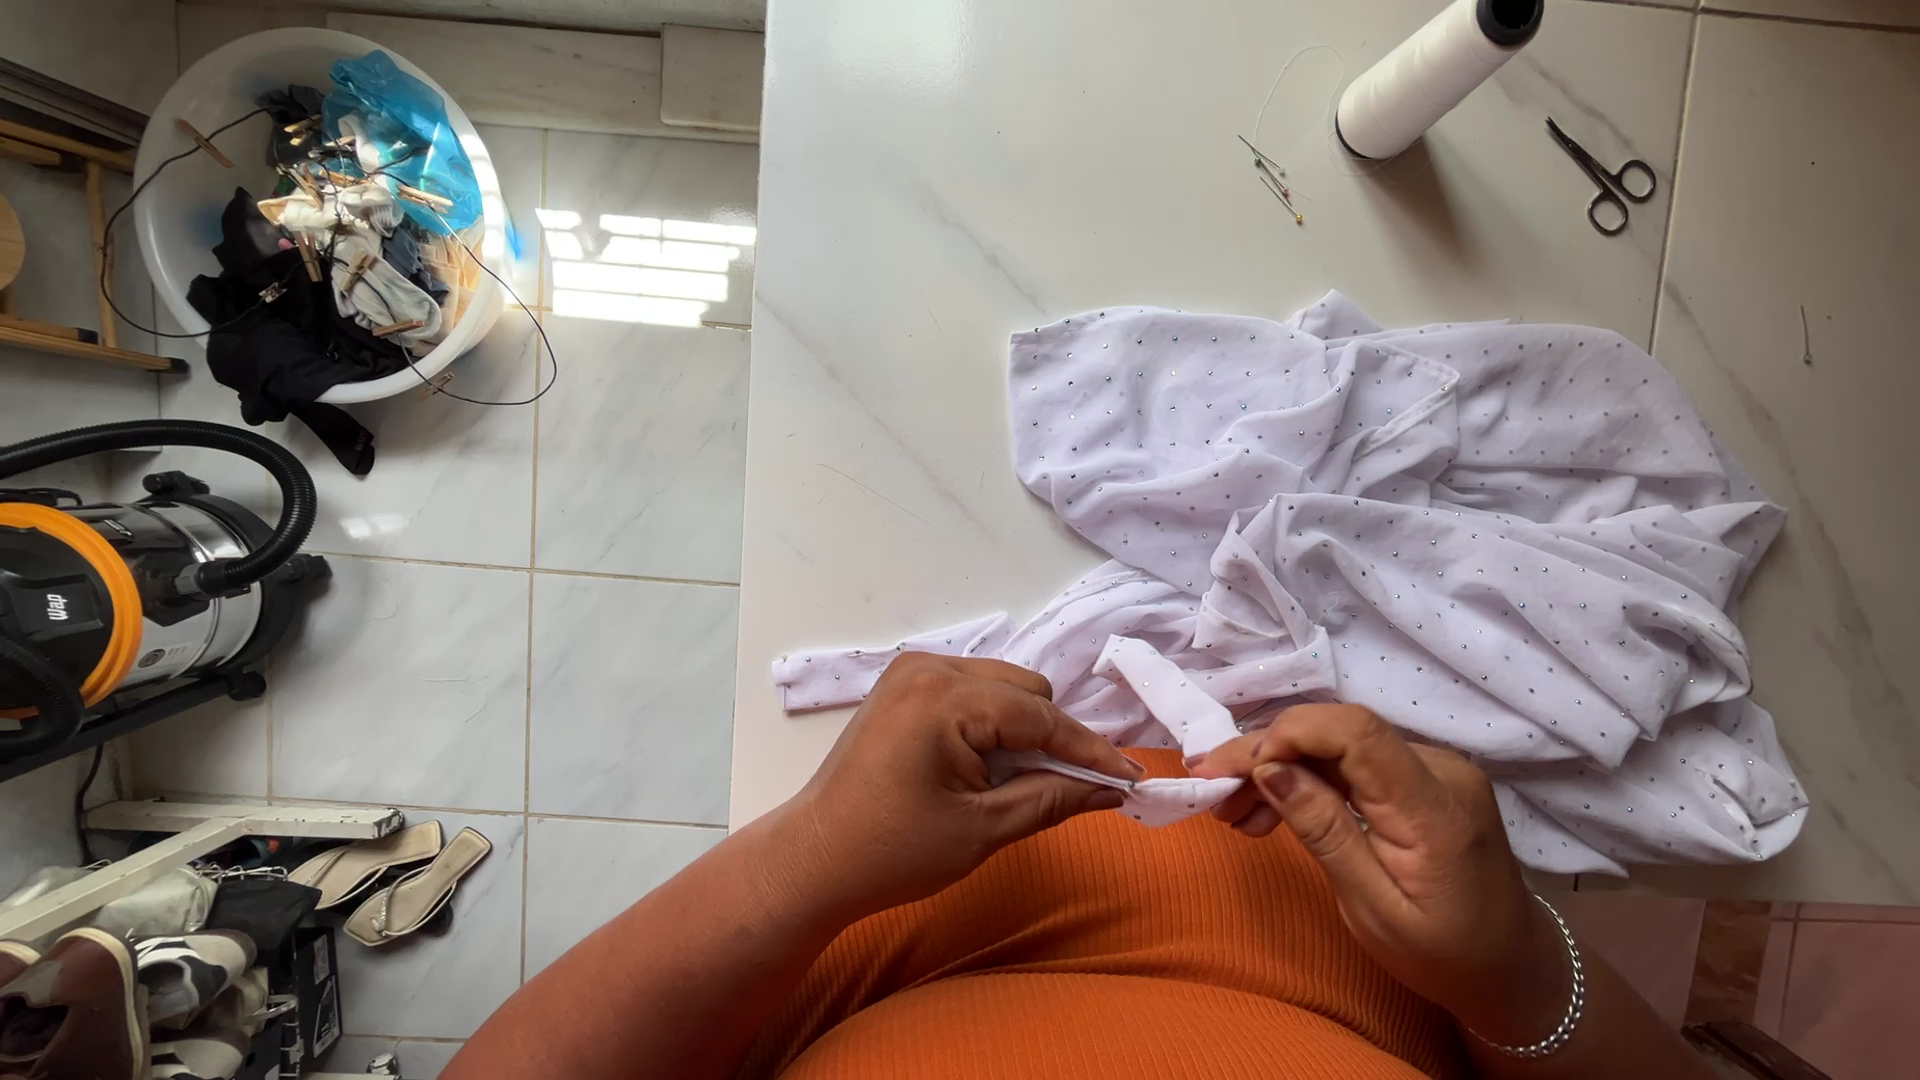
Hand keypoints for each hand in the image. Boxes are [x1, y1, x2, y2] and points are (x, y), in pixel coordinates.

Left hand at [778, 653, 1142, 918]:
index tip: (1130, 777)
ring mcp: (913, 670)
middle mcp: (930, 667)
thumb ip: (1051, 799)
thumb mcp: (983, 829)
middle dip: (1051, 737)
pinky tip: (984, 760)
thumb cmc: (894, 851)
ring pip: (1001, 685)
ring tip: (1013, 779)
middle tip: (1061, 788)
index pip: (1039, 716)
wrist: (817, 856)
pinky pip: (972, 687)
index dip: (1089, 750)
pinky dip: (991, 720)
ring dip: (1021, 727)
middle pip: (1024, 690)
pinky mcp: (904, 683)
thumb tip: (1110, 789)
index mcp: (945, 697)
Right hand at [1192, 705, 1570, 1041]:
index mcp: (1434, 809)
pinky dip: (1301, 778)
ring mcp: (1426, 767)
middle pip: (1333, 733)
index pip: (1357, 732)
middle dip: (1263, 753)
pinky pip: (1345, 761)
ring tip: (1230, 809)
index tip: (1240, 771)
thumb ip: (1324, 831)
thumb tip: (1269, 769)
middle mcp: (1435, 768)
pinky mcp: (1414, 774)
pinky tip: (1266, 808)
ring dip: (1274, 768)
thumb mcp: (1373, 909)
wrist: (1512, 967)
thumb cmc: (1444, 953)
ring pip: (1331, 744)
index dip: (1289, 734)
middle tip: (1208, 785)